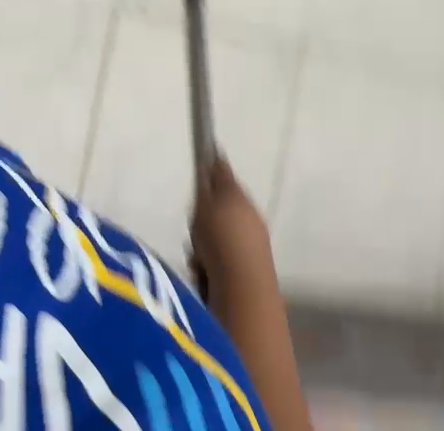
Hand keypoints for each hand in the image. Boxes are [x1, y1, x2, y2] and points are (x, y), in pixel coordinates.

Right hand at [189, 156, 274, 293]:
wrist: (242, 290)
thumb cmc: (220, 240)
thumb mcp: (206, 203)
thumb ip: (207, 182)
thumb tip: (211, 159)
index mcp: (241, 199)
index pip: (225, 174)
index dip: (214, 165)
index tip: (203, 154)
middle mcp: (250, 218)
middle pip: (222, 205)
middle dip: (204, 210)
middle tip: (191, 218)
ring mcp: (252, 245)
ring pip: (219, 231)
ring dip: (205, 237)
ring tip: (194, 250)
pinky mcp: (247, 270)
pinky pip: (221, 255)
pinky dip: (209, 259)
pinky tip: (201, 268)